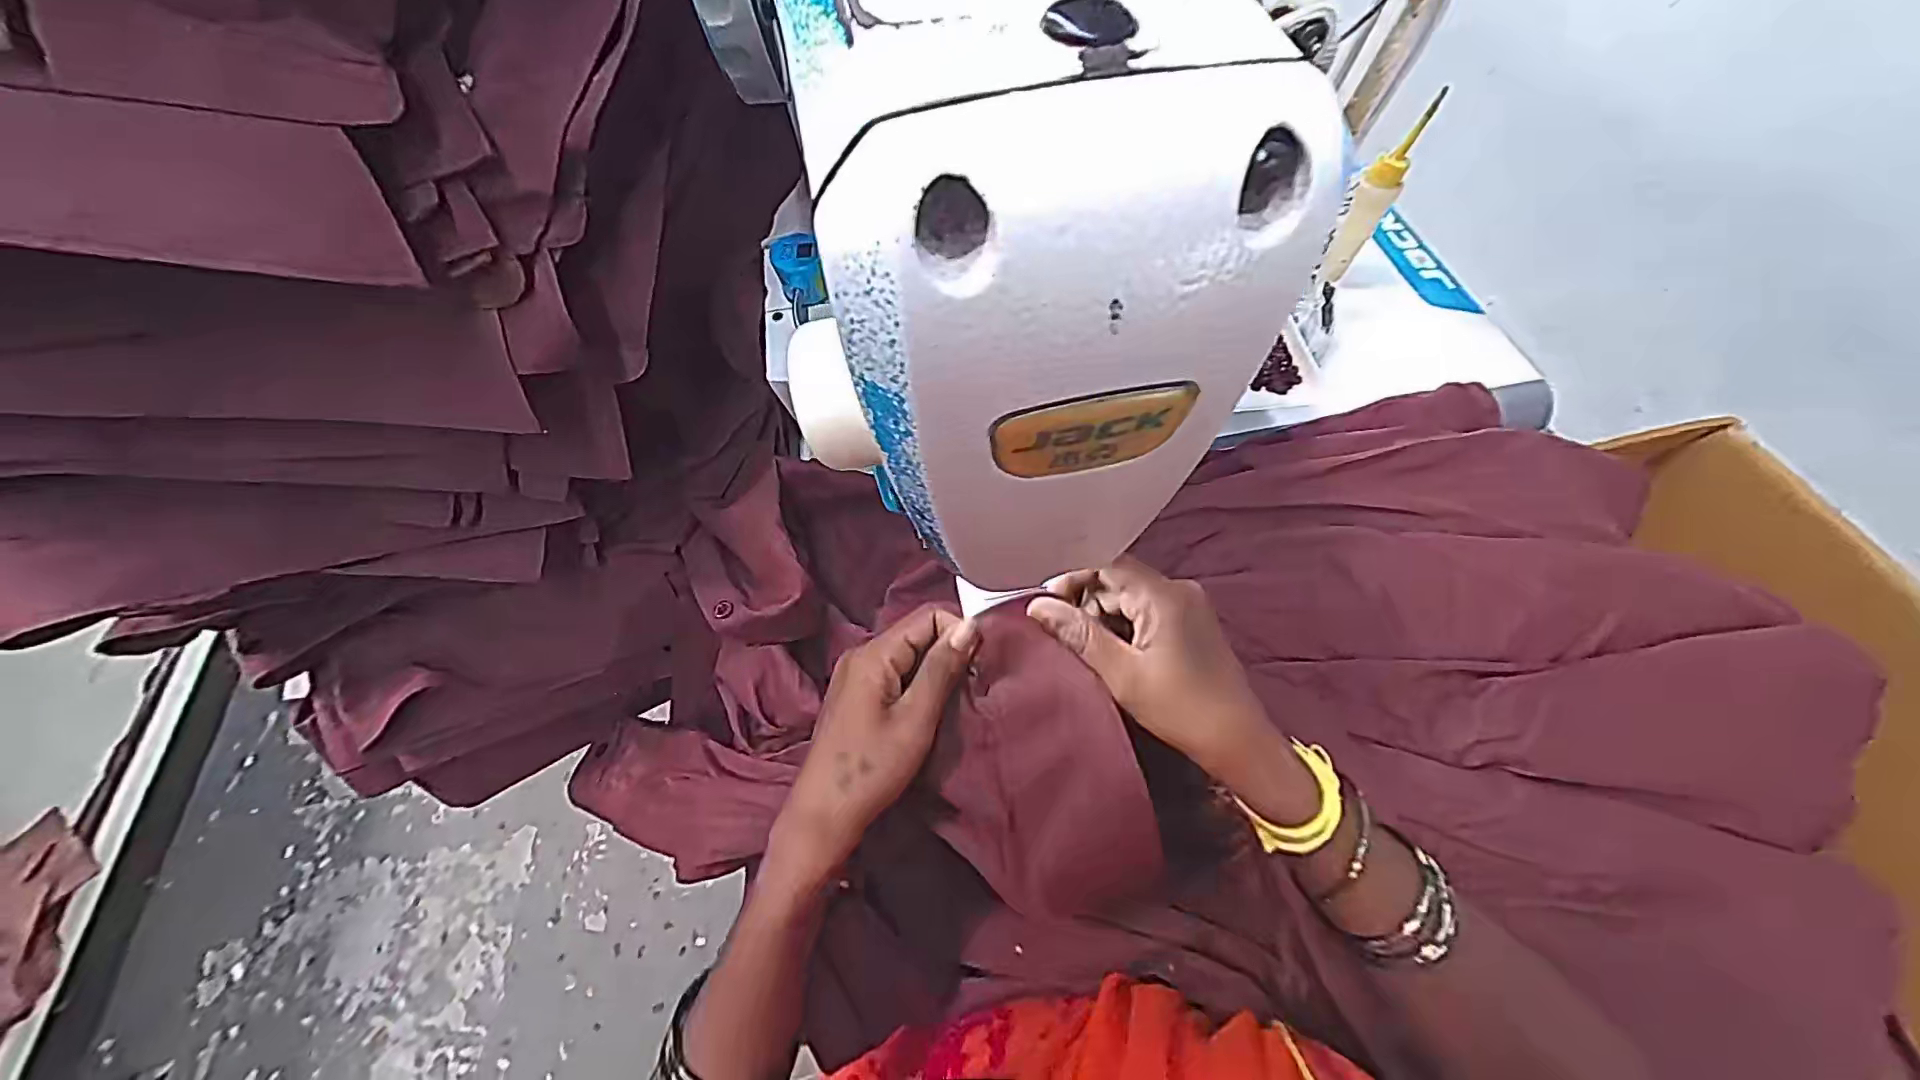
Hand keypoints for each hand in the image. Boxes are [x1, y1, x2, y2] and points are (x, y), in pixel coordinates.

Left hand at [771, 605, 979, 881]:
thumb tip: (970, 625)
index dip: (958, 630)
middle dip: (949, 649)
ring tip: (953, 699)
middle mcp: (861, 653)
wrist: (824, 814)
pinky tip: (928, 708)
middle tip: (970, 684)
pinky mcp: (856, 693)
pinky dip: (917, 681)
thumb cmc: (872, 769)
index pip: (927, 615)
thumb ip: (942, 668)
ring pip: (908, 652)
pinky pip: (896, 670)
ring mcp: (855, 673)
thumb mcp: (915, 719)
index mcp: (873, 654)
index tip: (979, 662)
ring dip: (935, 667)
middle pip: (917, 631)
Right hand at [1026, 557, 1285, 790]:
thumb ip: (1078, 634)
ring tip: (1093, 654)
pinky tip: (1117, 657)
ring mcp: (1188, 606)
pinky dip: (1125, 627)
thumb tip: (1038, 607)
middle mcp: (1179, 590)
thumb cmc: (1182, 709)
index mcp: (1164, 595)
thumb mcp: (1121, 673)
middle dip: (1086, 605)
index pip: (1106, 565)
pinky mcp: (1191, 623)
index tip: (1048, 608)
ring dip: (1104, 619)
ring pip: (1129, 597)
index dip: (1072, 580)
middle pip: (1117, 580)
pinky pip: (1146, 611)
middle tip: (1067, 640)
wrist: (1238, 741)